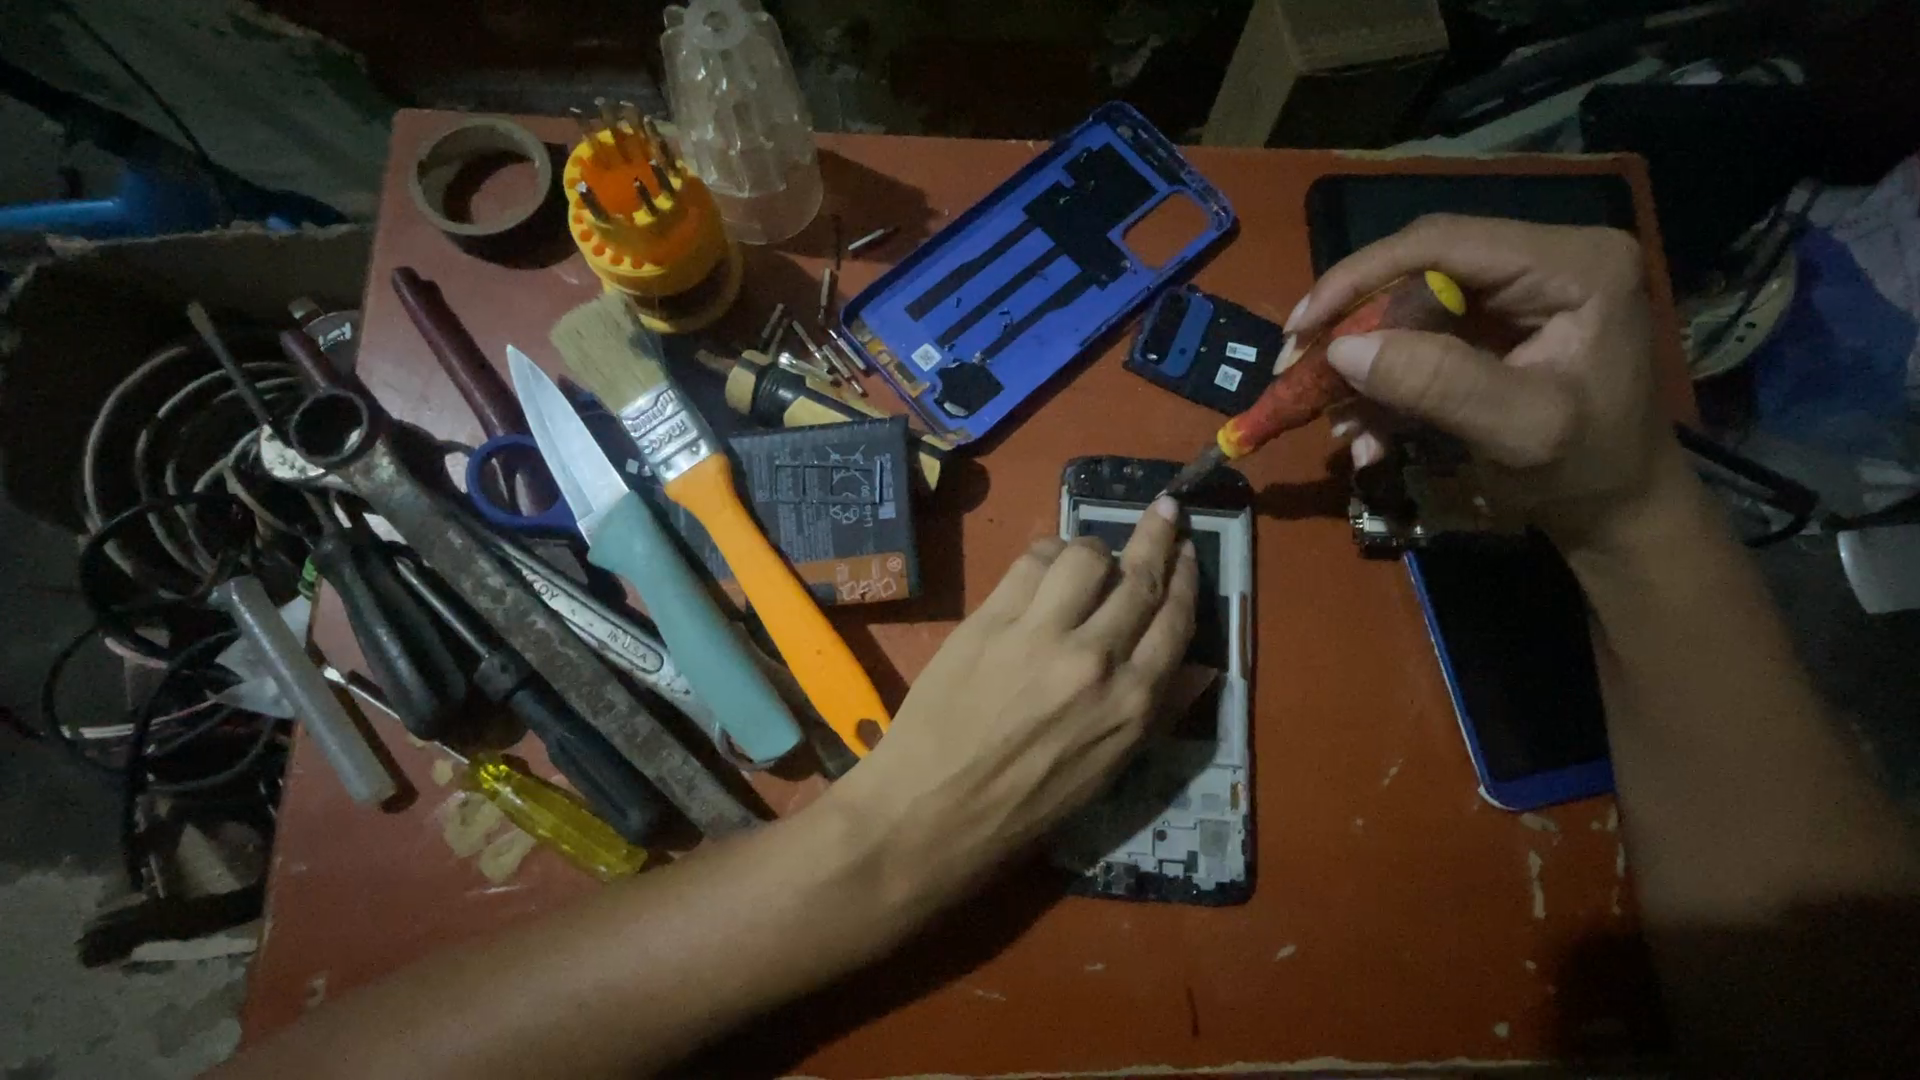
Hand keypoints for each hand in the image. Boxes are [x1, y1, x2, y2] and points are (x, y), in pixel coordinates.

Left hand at [830, 497, 1198, 895]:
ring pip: (1086, 557)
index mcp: (1132, 705)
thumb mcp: (1106, 773)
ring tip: (1088, 558)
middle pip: (1139, 578)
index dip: (1185, 576)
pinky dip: (1047, 554)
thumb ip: (1153, 713)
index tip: (1187, 549)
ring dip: (1095, 548)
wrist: (932, 810)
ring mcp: (1040, 635)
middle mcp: (1096, 660)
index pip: (1175, 620)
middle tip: (1163, 511)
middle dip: (1158, 537)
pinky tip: (1045, 565)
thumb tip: (1197, 669)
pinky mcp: (990, 620)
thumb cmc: (1023, 807)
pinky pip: (1031, 562)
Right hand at [1296, 215, 1682, 549]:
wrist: (1614, 507)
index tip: (1301, 328)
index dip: (1360, 277)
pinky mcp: (1486, 328)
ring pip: (1403, 305)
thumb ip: (1438, 382)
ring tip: (1332, 417)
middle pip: (1415, 266)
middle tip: (1295, 364)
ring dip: (1358, 362)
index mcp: (1571, 265)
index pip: (1443, 242)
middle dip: (1349, 319)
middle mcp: (1540, 263)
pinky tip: (1364, 431)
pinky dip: (1378, 386)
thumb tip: (1342, 350)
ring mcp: (1511, 295)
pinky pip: (1411, 340)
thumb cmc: (1585, 468)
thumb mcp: (1519, 429)